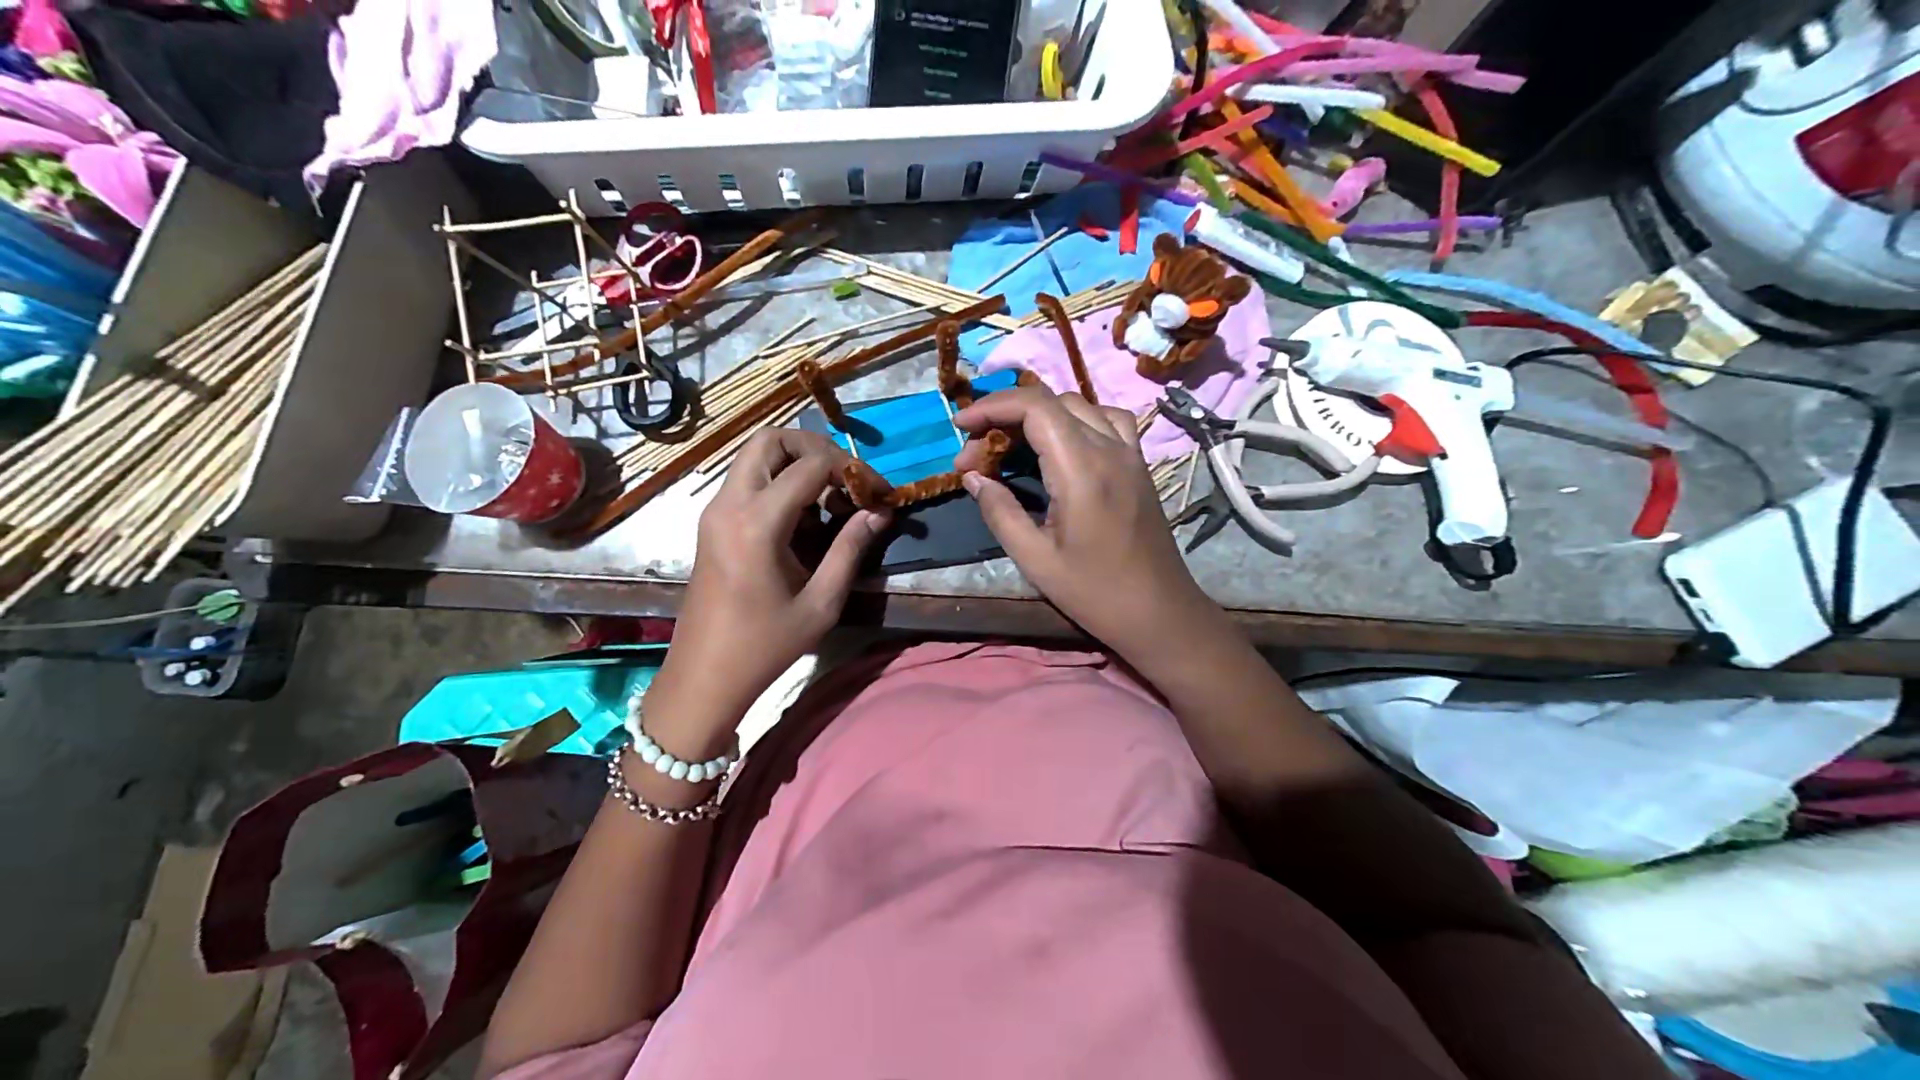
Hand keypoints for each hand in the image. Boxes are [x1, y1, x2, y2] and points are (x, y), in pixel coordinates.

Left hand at [648, 429, 887, 732]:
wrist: (704, 674)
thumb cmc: (765, 645)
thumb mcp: (820, 603)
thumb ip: (850, 549)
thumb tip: (879, 512)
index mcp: (757, 522)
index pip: (811, 465)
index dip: (854, 472)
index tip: (879, 495)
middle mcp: (729, 504)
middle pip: (771, 439)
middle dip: (815, 448)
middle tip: (847, 479)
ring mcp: (715, 511)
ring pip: (755, 455)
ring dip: (796, 462)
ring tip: (830, 499)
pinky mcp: (713, 522)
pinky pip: (747, 479)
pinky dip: (779, 480)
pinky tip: (804, 517)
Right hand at [952, 386, 1221, 656]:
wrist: (1158, 612)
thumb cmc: (1094, 592)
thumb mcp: (1035, 559)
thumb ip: (1000, 511)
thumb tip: (974, 478)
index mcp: (1081, 469)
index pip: (1034, 406)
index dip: (991, 407)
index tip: (960, 428)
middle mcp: (1109, 448)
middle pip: (1051, 402)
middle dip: (1005, 418)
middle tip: (976, 459)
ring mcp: (1129, 453)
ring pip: (1079, 405)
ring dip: (1038, 416)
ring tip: (1011, 447)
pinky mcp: (1139, 464)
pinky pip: (1108, 419)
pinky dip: (1076, 419)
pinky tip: (1061, 444)